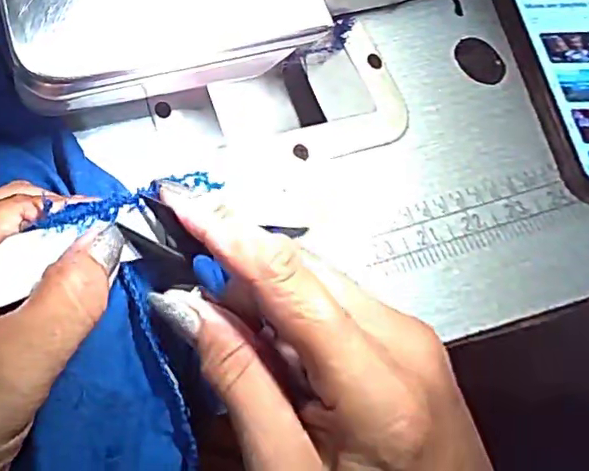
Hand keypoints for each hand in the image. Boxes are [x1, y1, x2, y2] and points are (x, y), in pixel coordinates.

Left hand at [0, 181, 126, 470]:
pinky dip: (34, 283)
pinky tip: (54, 304)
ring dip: (49, 261)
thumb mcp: (16, 365)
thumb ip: (66, 300)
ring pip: (9, 248)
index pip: (13, 206)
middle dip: (58, 236)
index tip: (114, 230)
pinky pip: (1, 275)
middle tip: (103, 260)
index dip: (66, 213)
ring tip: (84, 284)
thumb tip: (106, 238)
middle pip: (10, 220)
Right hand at [150, 187, 491, 470]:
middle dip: (239, 284)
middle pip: (295, 268)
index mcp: (380, 386)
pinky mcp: (407, 339)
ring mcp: (410, 336)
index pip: (285, 274)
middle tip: (206, 327)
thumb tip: (185, 304)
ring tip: (262, 370)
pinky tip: (289, 367)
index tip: (178, 202)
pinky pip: (329, 298)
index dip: (224, 229)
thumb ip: (238, 381)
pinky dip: (292, 317)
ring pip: (308, 277)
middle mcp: (403, 340)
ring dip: (264, 303)